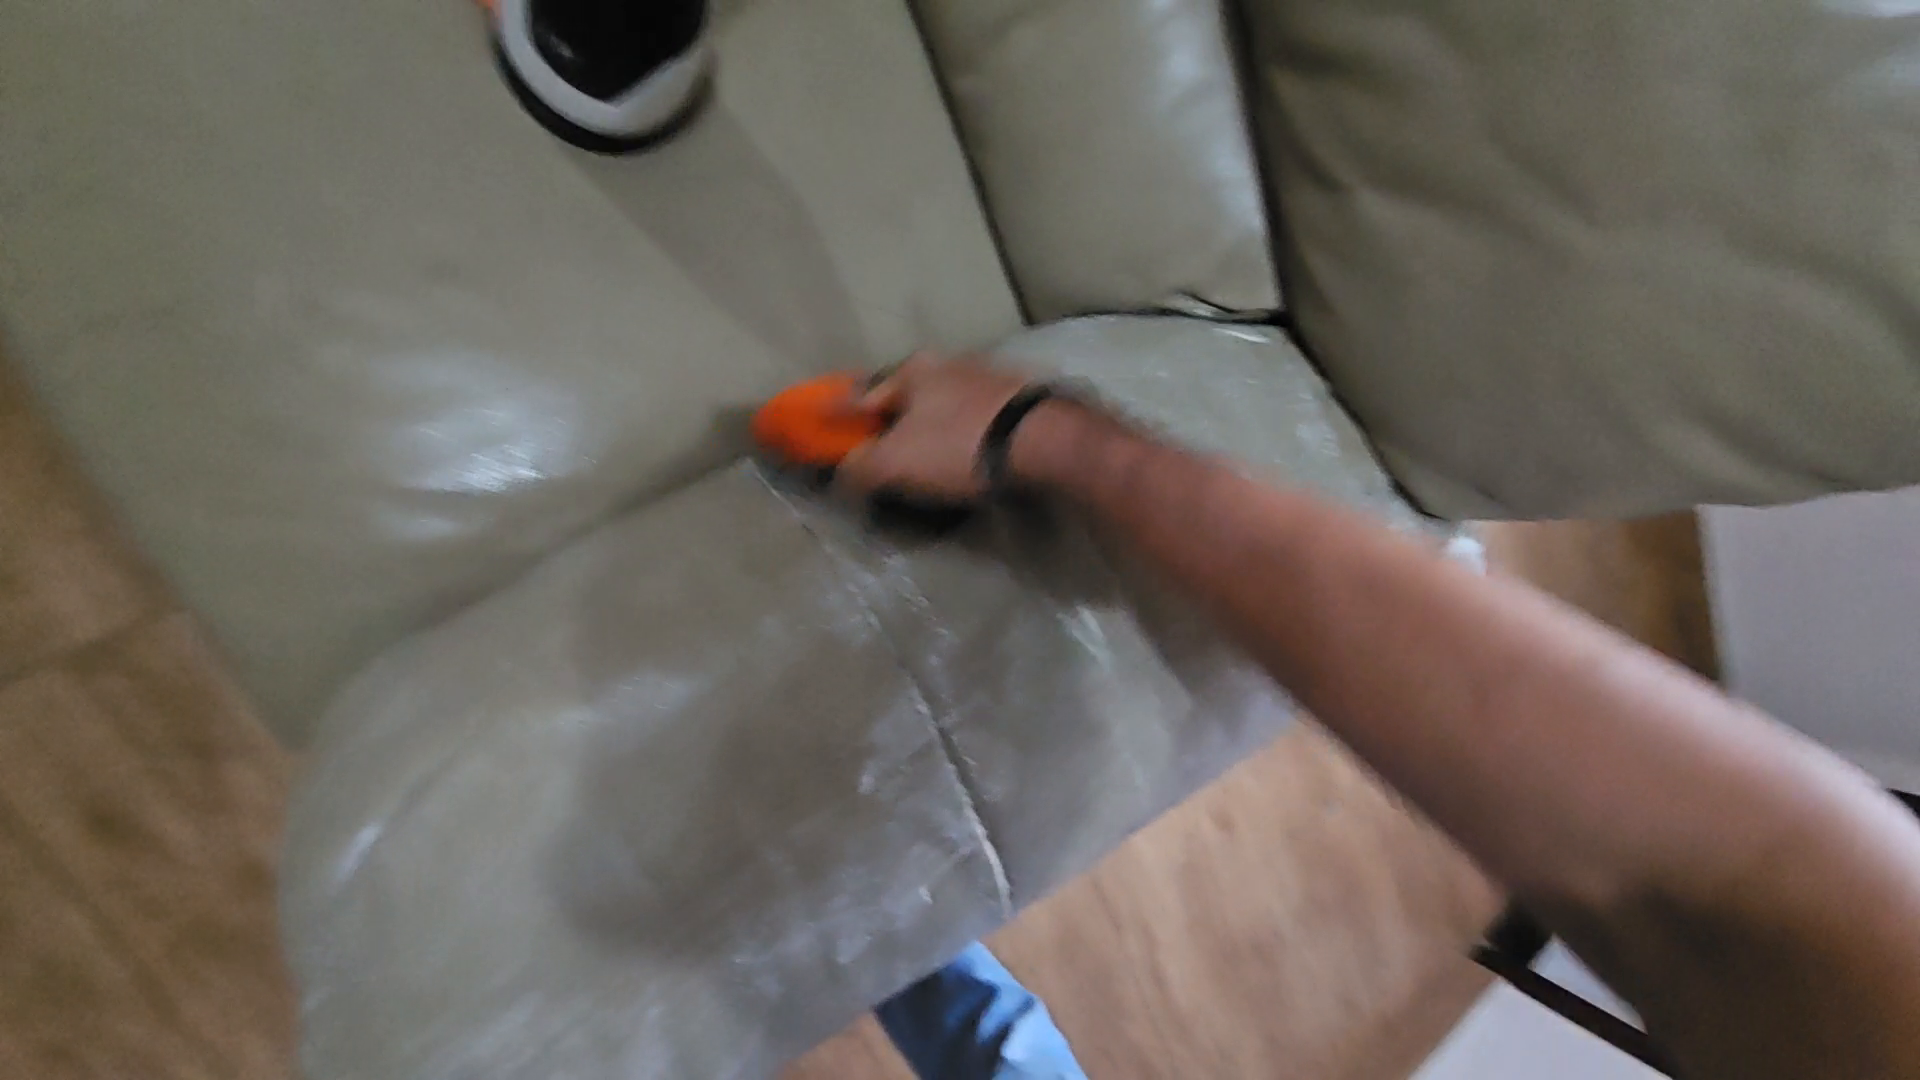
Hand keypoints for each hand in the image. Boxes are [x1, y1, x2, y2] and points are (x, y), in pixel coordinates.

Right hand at [837, 351, 1032, 500]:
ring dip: (931, 423)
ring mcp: (989, 378)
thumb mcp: (894, 463)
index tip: (824, 421)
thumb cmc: (959, 446)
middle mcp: (950, 363)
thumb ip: (858, 468)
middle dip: (890, 417)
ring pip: (944, 403)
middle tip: (880, 445)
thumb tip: (841, 474)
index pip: (860, 393)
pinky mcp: (1020, 400)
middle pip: (905, 395)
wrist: (1046, 443)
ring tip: (926, 452)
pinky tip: (967, 450)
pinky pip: (976, 417)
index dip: (838, 412)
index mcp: (913, 370)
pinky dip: (964, 432)